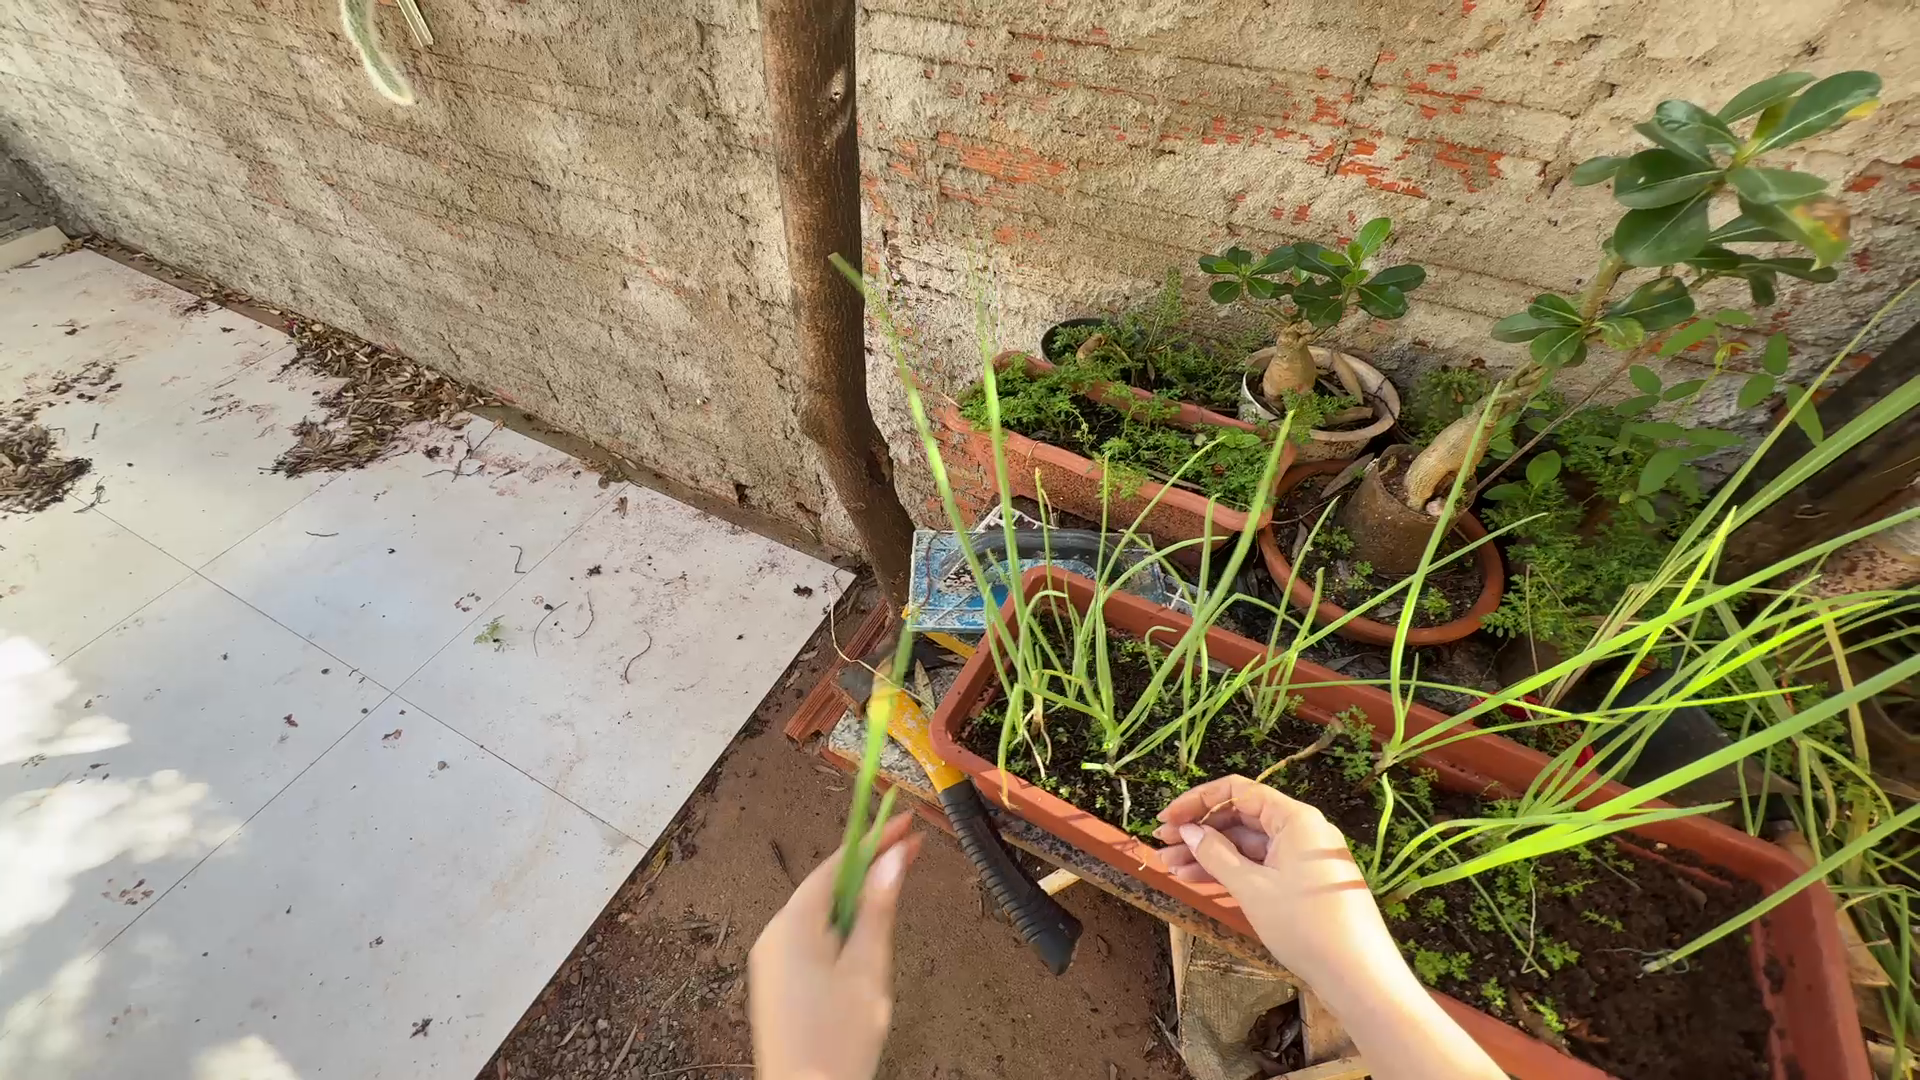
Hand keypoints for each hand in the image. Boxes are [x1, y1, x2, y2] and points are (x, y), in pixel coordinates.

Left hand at [749, 815, 923, 1079]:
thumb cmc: (838, 1041)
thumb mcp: (868, 967)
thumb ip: (879, 907)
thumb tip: (893, 856)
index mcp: (792, 924)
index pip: (838, 864)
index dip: (874, 840)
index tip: (906, 822)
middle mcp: (774, 934)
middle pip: (828, 885)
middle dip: (869, 869)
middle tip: (911, 852)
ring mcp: (771, 959)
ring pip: (822, 912)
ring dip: (857, 900)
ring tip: (893, 895)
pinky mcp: (776, 983)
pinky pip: (812, 937)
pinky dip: (841, 927)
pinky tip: (864, 938)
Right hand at [1153, 774, 1390, 984]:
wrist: (1363, 983)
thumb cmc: (1307, 926)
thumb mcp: (1252, 888)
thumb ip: (1215, 854)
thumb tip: (1189, 831)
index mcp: (1294, 818)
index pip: (1236, 792)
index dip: (1197, 802)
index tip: (1168, 818)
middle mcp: (1300, 830)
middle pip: (1239, 818)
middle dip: (1199, 831)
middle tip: (1163, 843)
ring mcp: (1301, 857)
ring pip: (1245, 845)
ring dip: (1208, 854)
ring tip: (1171, 867)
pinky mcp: (1302, 882)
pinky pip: (1258, 865)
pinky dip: (1229, 871)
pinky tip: (1197, 880)